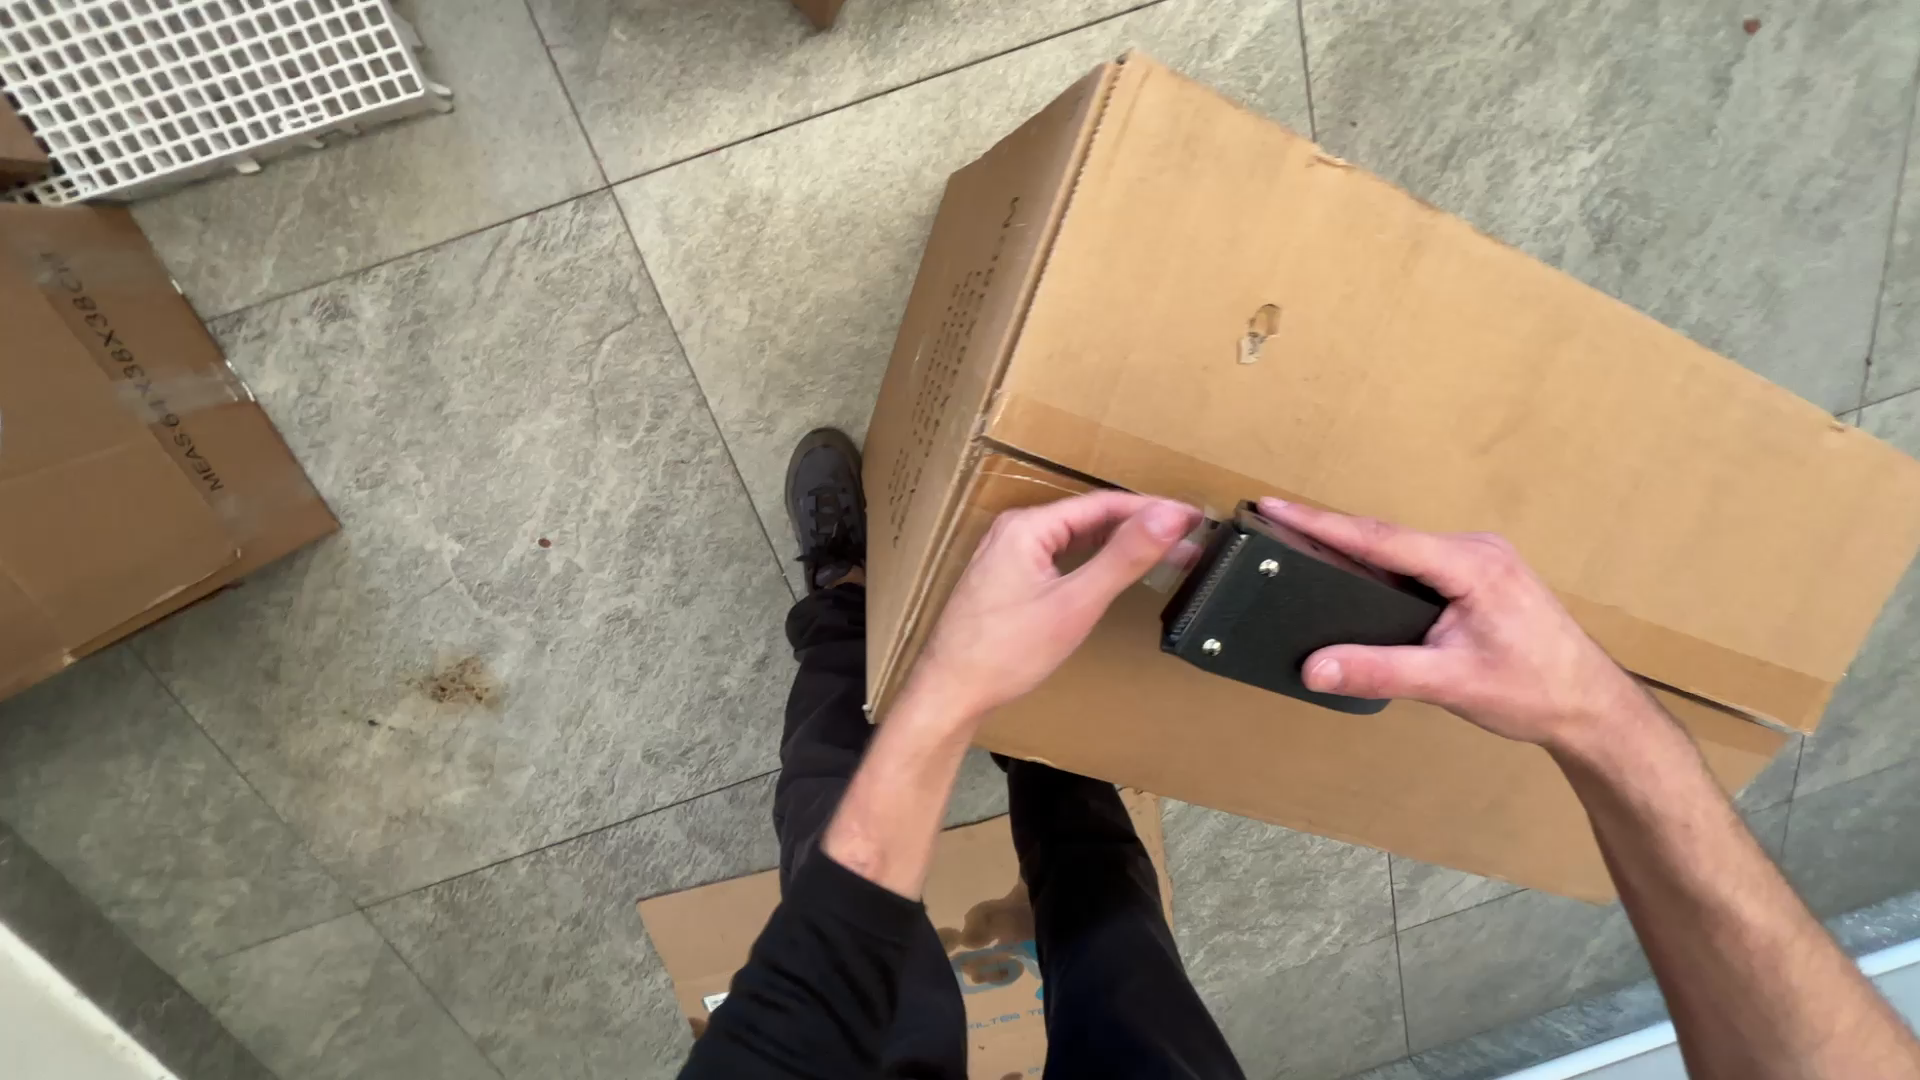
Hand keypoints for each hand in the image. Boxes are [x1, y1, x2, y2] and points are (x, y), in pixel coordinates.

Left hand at [910, 491, 1200, 719]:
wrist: (949, 692)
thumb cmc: (1005, 653)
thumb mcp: (1075, 603)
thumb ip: (1123, 557)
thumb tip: (1169, 515)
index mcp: (1027, 527)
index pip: (1102, 504)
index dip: (1153, 509)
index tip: (1194, 517)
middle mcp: (1013, 531)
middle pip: (1087, 517)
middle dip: (1138, 526)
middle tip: (1187, 538)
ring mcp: (1005, 555)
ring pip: (1072, 537)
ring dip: (1115, 543)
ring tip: (1161, 552)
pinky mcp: (1004, 579)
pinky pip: (1056, 556)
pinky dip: (1089, 560)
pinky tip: (1110, 570)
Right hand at [1257, 497, 1649, 748]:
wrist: (1596, 711)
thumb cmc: (1536, 693)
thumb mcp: (1451, 683)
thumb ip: (1379, 671)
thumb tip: (1313, 668)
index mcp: (1472, 565)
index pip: (1380, 538)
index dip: (1321, 523)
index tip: (1274, 507)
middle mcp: (1474, 550)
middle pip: (1384, 534)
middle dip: (1327, 528)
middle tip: (1274, 523)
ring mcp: (1477, 560)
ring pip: (1398, 546)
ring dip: (1350, 544)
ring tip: (1299, 543)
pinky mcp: (1475, 576)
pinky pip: (1412, 559)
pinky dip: (1375, 561)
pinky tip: (1351, 571)